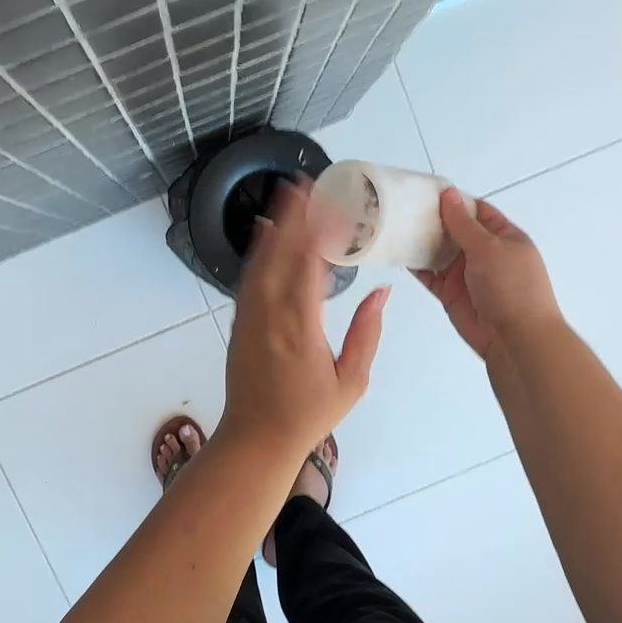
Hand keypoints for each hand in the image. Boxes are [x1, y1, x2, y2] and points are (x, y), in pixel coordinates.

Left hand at [222, 180, 387, 453]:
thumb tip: (382, 293)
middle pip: (280, 254)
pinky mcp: (240, 324)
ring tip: (287, 196)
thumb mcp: (351, 382)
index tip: (333, 204)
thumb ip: (367, 334)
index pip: (309, 266)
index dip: (319, 230)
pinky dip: (259, 252)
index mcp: (300, 328)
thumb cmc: (307, 416)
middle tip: (307, 184)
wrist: (256, 439)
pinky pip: (249, 279)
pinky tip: (267, 235)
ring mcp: (250, 318)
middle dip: (294, 216)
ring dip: (274, 227)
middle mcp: (270, 316)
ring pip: (260, 262)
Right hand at [414, 189, 561, 359]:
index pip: (476, 211)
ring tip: (395, 227)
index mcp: (503, 236)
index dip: (454, 200)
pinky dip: (417, 267)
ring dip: (421, 242)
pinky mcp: (451, 295)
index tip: (426, 191)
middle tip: (403, 207)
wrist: (515, 338)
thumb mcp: (489, 248)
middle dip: (432, 220)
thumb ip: (463, 223)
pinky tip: (399, 255)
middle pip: (455, 231)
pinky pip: (431, 276)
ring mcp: (467, 275)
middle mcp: (485, 253)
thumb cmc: (512, 288)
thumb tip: (448, 194)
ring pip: (440, 253)